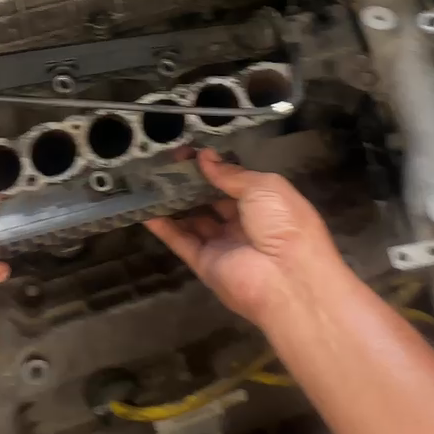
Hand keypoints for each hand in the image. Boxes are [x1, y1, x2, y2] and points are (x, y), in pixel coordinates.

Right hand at [145, 149, 347, 327]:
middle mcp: (243, 224)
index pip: (233, 182)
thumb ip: (231, 173)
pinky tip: (145, 208)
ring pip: (193, 220)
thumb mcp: (264, 186)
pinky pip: (180, 241)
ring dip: (174, 202)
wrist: (287, 278)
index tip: (190, 154)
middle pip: (211, 200)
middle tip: (167, 164)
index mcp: (264, 204)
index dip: (212, 168)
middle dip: (191, 183)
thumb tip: (205, 157)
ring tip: (152, 181)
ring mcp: (222, 245)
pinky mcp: (204, 264)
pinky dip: (163, 226)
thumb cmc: (283, 223)